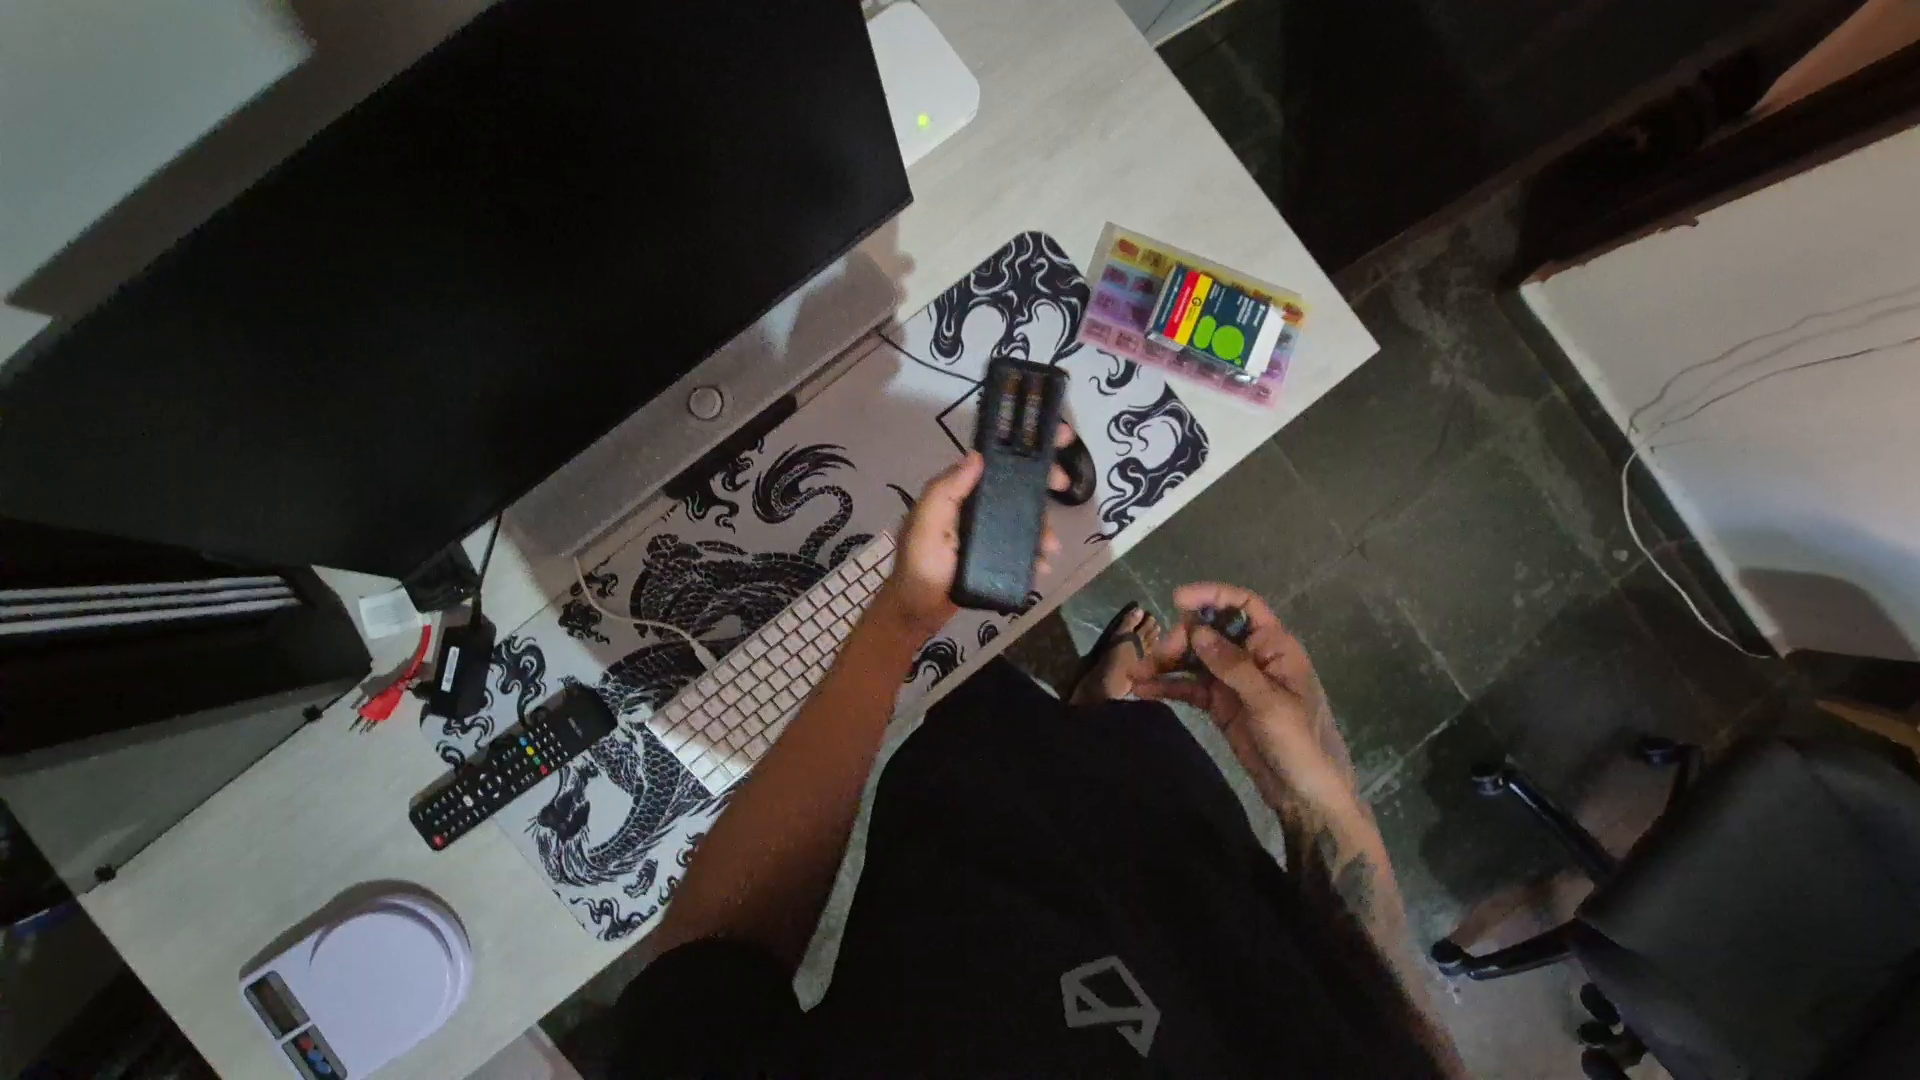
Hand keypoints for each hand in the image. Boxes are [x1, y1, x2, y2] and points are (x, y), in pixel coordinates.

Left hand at [874, 425, 1076, 639]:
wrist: (919, 611)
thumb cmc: (920, 564)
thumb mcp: (928, 523)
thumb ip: (947, 490)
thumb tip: (977, 455)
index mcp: (958, 493)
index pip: (994, 463)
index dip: (1023, 451)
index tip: (1055, 441)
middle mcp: (974, 507)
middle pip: (1016, 488)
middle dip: (1043, 486)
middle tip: (1064, 488)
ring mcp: (987, 532)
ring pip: (1024, 519)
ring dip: (1044, 528)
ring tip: (1051, 547)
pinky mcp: (995, 555)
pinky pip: (1022, 546)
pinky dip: (1037, 552)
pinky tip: (1043, 564)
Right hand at [1138, 582, 1352, 806]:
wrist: (1307, 798)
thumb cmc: (1302, 744)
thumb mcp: (1269, 703)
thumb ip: (1232, 665)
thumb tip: (1197, 630)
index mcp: (1274, 647)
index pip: (1243, 606)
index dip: (1212, 596)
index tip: (1177, 599)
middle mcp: (1251, 658)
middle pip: (1209, 632)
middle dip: (1179, 640)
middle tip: (1156, 659)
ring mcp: (1233, 682)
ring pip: (1193, 659)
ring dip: (1165, 663)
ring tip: (1136, 676)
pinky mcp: (1220, 705)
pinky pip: (1189, 688)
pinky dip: (1167, 687)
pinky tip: (1142, 690)